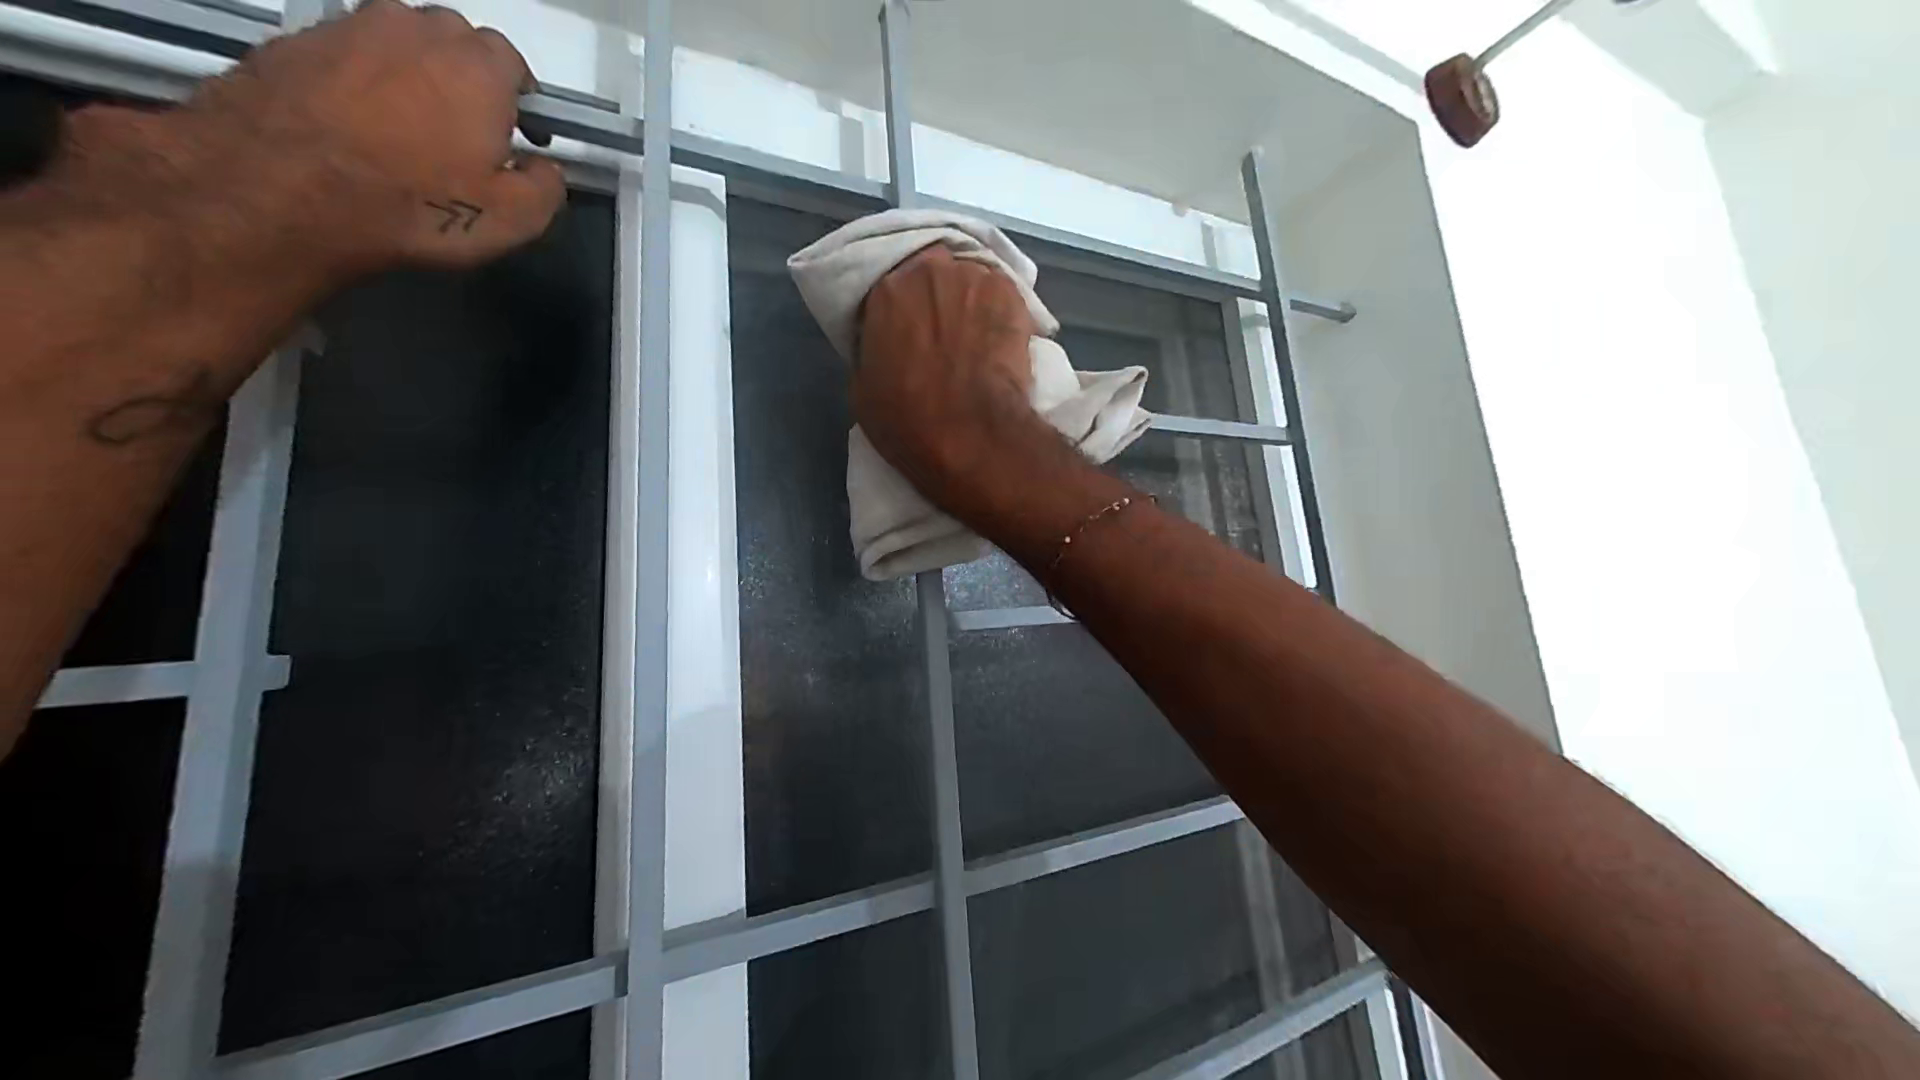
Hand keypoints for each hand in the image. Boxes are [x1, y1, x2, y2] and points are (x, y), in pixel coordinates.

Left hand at [60, 0, 564, 281]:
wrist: (282, 187)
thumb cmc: (418, 205)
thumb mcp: (512, 219)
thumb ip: (545, 188)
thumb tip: (545, 168)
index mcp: (476, 69)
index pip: (511, 60)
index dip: (521, 95)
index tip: (522, 131)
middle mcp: (413, 31)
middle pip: (453, 36)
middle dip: (469, 72)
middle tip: (469, 122)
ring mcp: (347, 28)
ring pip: (397, 36)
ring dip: (414, 68)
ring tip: (413, 118)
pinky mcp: (293, 41)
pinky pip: (348, 51)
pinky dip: (364, 76)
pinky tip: (361, 120)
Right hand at [855, 246, 1058, 515]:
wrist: (970, 435)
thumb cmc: (907, 421)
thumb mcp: (863, 388)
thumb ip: (872, 350)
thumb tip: (886, 345)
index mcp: (885, 290)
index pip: (889, 288)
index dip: (899, 311)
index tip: (905, 332)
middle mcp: (928, 270)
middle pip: (931, 274)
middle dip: (935, 297)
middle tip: (943, 332)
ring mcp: (974, 278)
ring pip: (969, 280)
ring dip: (969, 301)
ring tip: (977, 335)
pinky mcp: (1012, 295)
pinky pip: (1002, 296)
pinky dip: (1001, 312)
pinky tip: (1002, 338)